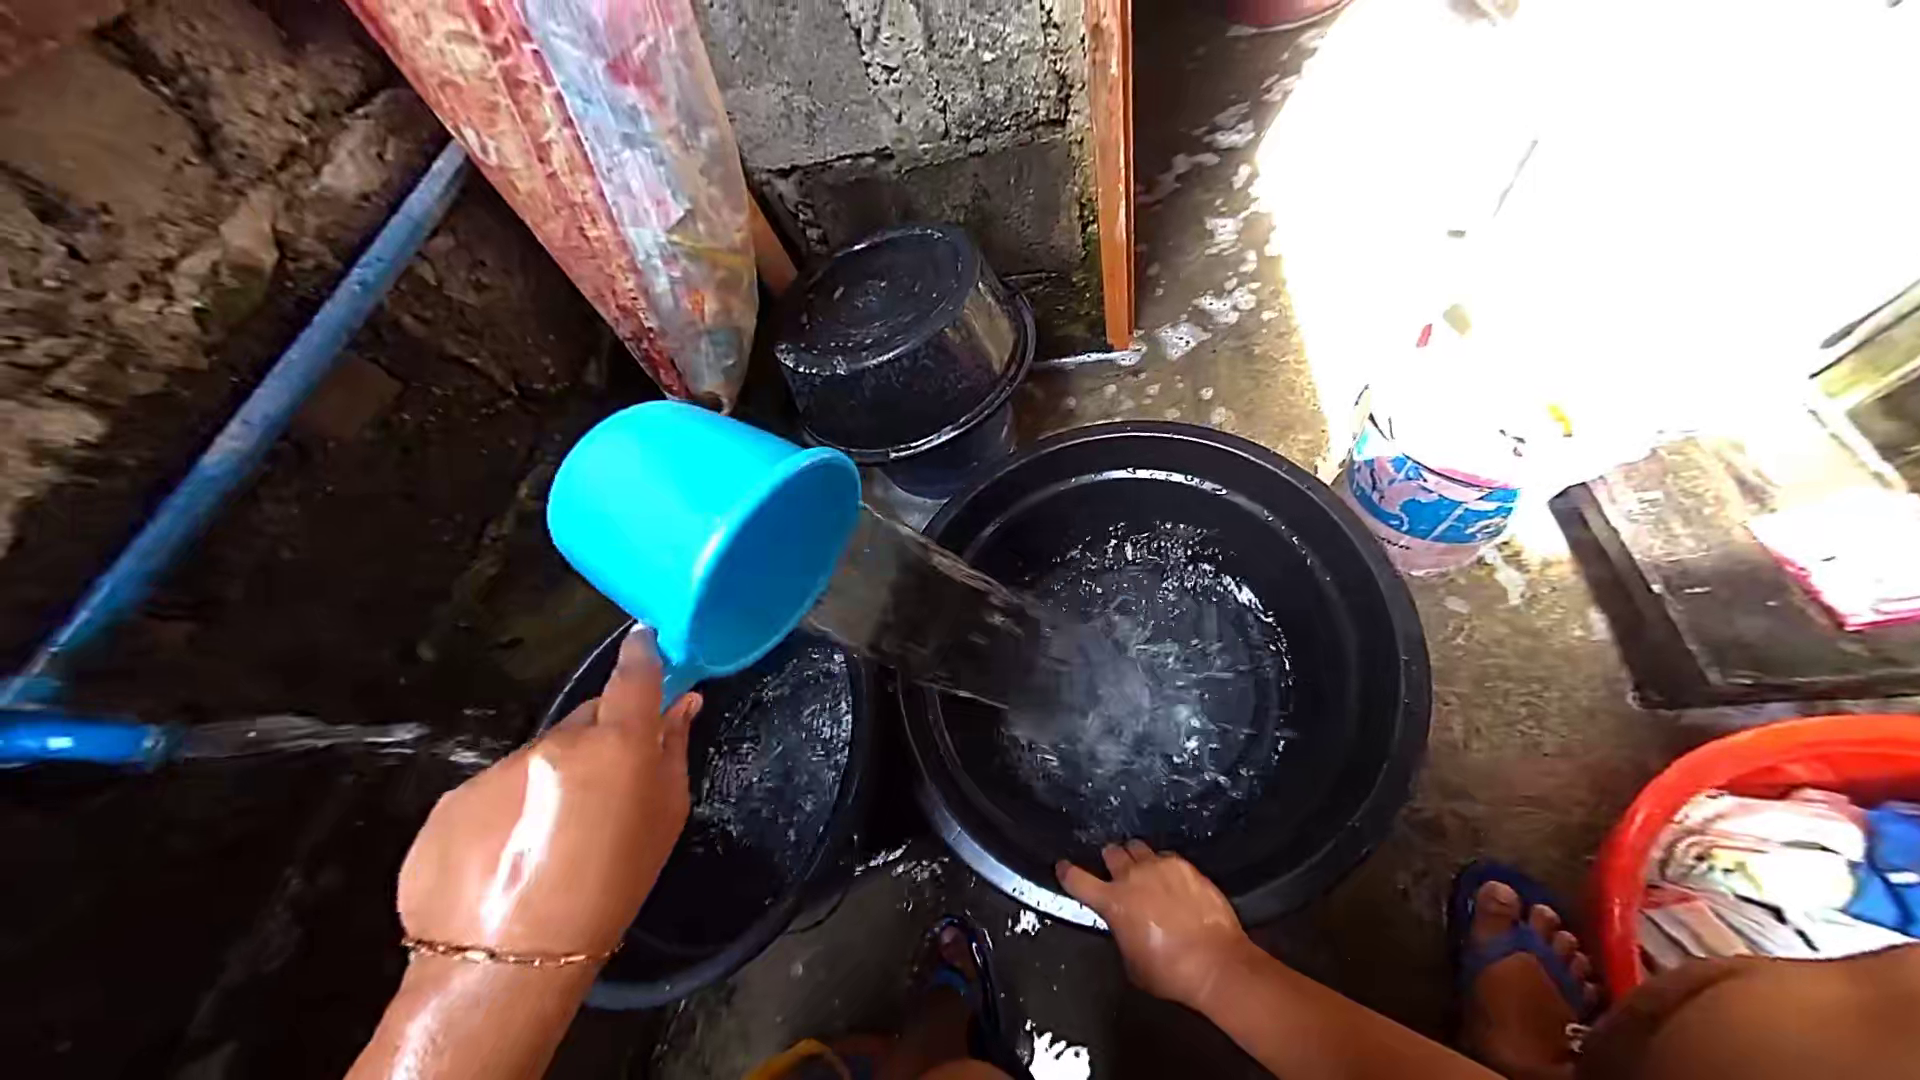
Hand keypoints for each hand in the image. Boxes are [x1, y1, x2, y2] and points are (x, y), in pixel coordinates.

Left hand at [396, 626, 702, 955]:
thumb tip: (683, 704)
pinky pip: (497, 785)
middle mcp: (558, 742)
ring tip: (553, 832)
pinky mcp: (456, 796)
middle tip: (606, 784)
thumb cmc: (615, 881)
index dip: (643, 652)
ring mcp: (502, 766)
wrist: (509, 959)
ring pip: (541, 754)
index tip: (645, 640)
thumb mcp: (666, 816)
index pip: (635, 674)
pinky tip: (512, 848)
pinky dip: (511, 803)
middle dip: (601, 736)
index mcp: (618, 743)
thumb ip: (674, 749)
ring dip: (554, 775)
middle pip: (587, 718)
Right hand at [1057, 840, 1254, 1009]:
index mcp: (1113, 901)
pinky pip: (1166, 857)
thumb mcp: (1132, 963)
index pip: (1077, 879)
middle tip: (1118, 873)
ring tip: (1146, 873)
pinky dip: (1164, 867)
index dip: (1067, 872)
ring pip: (1137, 847)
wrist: (1216, 963)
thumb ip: (1120, 934)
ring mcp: (1159, 866)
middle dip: (1111, 861)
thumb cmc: (1172, 972)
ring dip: (1137, 859)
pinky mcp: (1184, 865)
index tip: (1063, 867)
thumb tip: (1123, 926)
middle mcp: (1132, 876)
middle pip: (1111, 852)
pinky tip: (1173, 883)